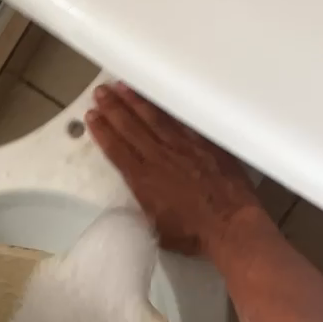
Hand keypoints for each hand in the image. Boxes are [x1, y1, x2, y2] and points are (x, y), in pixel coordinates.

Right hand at [84, 83, 265, 256]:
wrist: (231, 225)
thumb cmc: (194, 234)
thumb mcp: (157, 227)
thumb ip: (145, 206)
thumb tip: (141, 198)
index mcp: (143, 180)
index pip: (116, 149)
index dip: (102, 131)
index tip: (92, 116)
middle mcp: (159, 158)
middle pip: (131, 127)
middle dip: (113, 108)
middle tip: (101, 92)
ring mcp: (183, 148)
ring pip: (154, 119)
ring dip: (136, 101)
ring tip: (122, 87)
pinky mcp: (204, 144)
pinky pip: (183, 121)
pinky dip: (169, 108)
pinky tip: (159, 98)